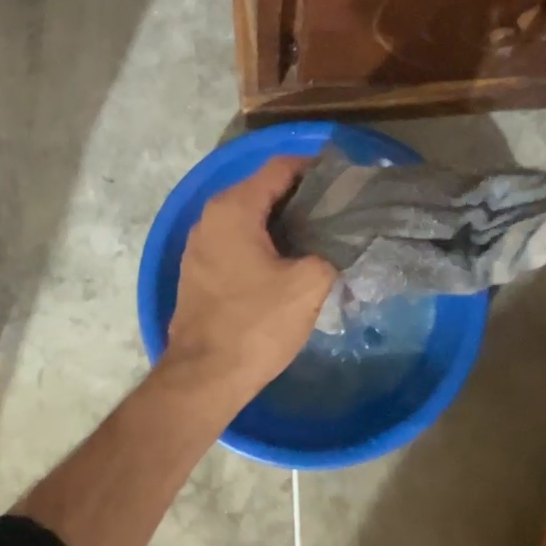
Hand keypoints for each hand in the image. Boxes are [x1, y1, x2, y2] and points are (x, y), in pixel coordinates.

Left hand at [165, 156, 337, 394]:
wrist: (205, 378)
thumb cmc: (256, 324)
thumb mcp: (308, 285)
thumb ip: (331, 252)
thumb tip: (340, 244)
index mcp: (234, 209)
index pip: (280, 168)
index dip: (315, 169)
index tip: (346, 182)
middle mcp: (210, 218)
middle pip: (264, 191)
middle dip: (303, 198)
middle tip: (341, 212)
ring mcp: (200, 247)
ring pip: (250, 219)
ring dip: (285, 223)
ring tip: (323, 237)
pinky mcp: (200, 273)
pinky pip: (238, 243)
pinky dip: (266, 244)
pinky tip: (292, 263)